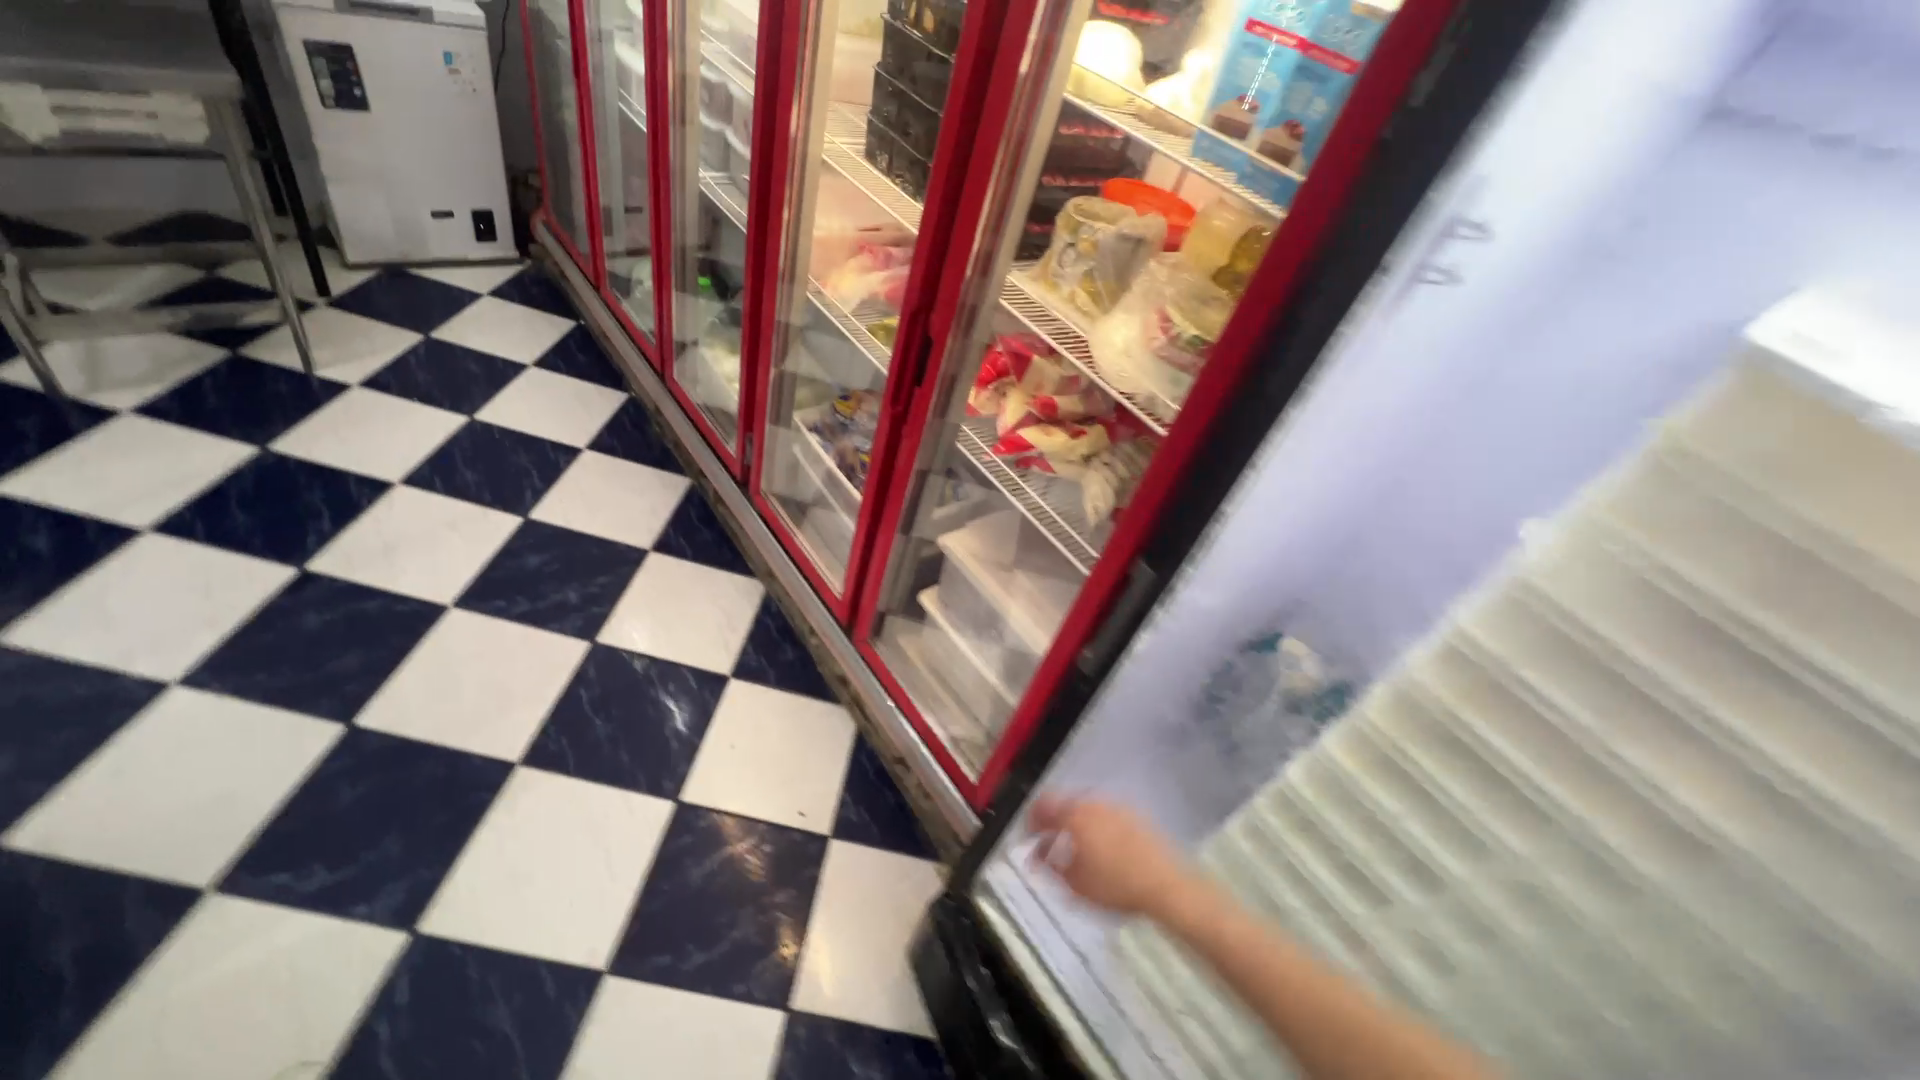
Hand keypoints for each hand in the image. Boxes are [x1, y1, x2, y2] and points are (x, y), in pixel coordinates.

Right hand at [1028, 796, 1189, 916]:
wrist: (1166, 885)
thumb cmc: (1115, 886)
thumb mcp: (1074, 884)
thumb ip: (1048, 864)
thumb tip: (1035, 853)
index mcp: (1075, 815)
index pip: (1043, 805)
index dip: (1032, 820)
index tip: (1029, 836)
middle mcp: (1095, 803)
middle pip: (1066, 803)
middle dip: (1055, 820)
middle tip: (1050, 841)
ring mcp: (1118, 807)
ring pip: (1087, 807)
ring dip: (1076, 822)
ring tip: (1076, 846)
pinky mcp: (1136, 816)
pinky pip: (1106, 814)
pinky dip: (1097, 824)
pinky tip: (1101, 846)